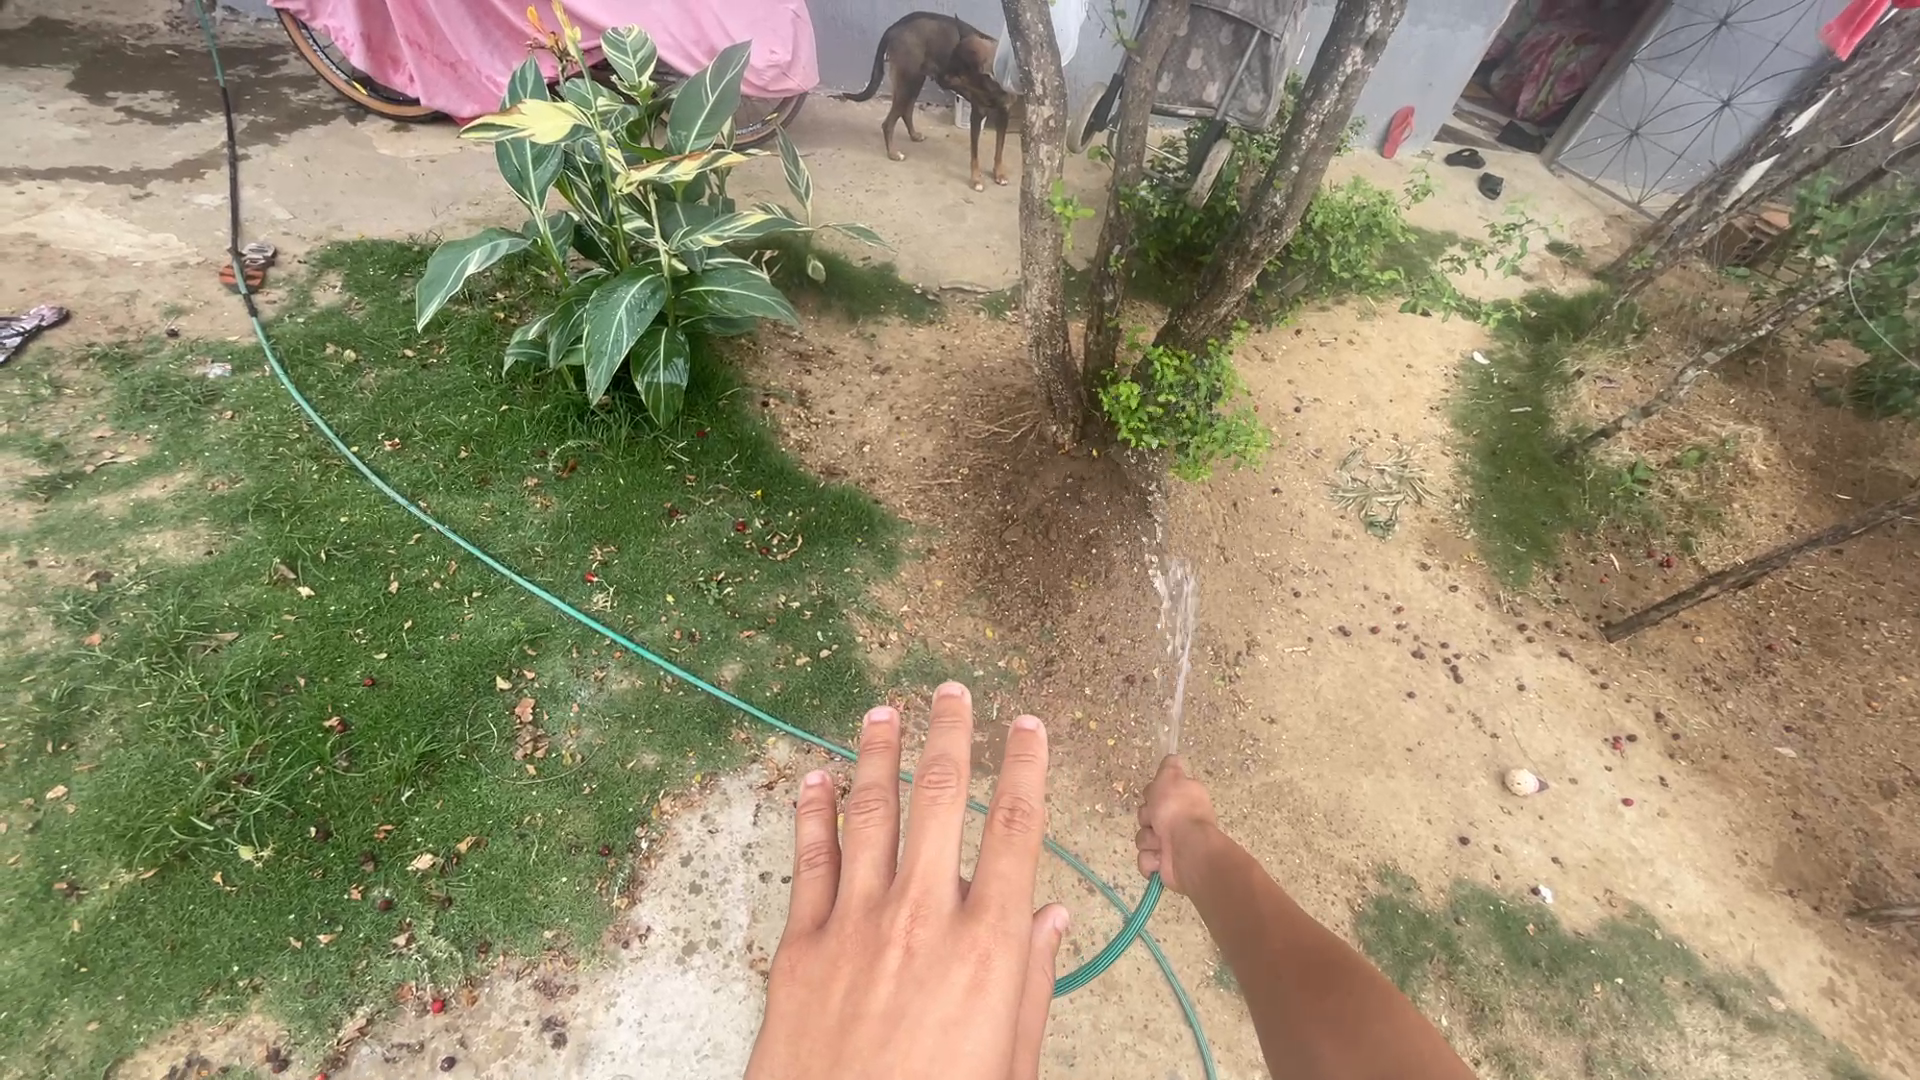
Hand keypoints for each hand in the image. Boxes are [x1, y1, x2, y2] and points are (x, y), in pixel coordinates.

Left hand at [746, 682, 1068, 1079]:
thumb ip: (1031, 980)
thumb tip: (1051, 911)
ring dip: (879, 754)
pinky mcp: (801, 945)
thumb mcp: (1011, 1063)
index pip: (1015, 827)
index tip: (1028, 725)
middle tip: (952, 691)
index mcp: (985, 943)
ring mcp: (856, 923)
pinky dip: (811, 813)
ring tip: (884, 710)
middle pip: (943, 797)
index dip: (1025, 766)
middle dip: (950, 735)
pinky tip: (813, 777)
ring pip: (872, 812)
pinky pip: (808, 861)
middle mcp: (922, 914)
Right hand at [1135, 755, 1220, 893]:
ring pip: (1142, 838)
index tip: (1155, 797)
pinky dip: (1150, 860)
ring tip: (1161, 843)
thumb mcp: (1171, 777)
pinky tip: (1160, 858)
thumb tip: (1173, 757)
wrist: (1187, 849)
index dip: (1152, 795)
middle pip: (1145, 816)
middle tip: (1156, 821)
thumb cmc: (1177, 810)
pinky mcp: (1164, 866)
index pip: (1156, 795)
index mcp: (1182, 800)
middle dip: (1147, 818)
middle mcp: (1177, 821)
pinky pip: (1144, 860)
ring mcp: (1171, 845)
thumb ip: (1170, 766)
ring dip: (1148, 840)